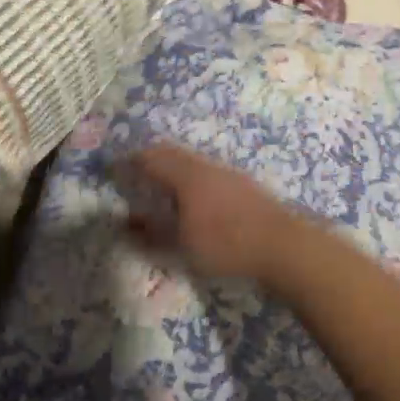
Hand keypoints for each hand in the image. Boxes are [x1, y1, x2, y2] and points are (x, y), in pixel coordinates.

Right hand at [122, 146, 301, 280]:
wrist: (285, 247)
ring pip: (191, 161)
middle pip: (171, 153)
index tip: (114, 167)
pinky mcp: (244, 185)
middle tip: (134, 170)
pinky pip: (207, 171)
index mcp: (185, 175)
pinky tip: (195, 197)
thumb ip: (151, 233)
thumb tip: (124, 222)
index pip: (150, 157)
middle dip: (150, 159)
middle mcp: (204, 166)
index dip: (129, 161)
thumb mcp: (182, 245)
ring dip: (172, 167)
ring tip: (161, 185)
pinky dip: (190, 177)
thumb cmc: (226, 245)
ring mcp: (227, 173)